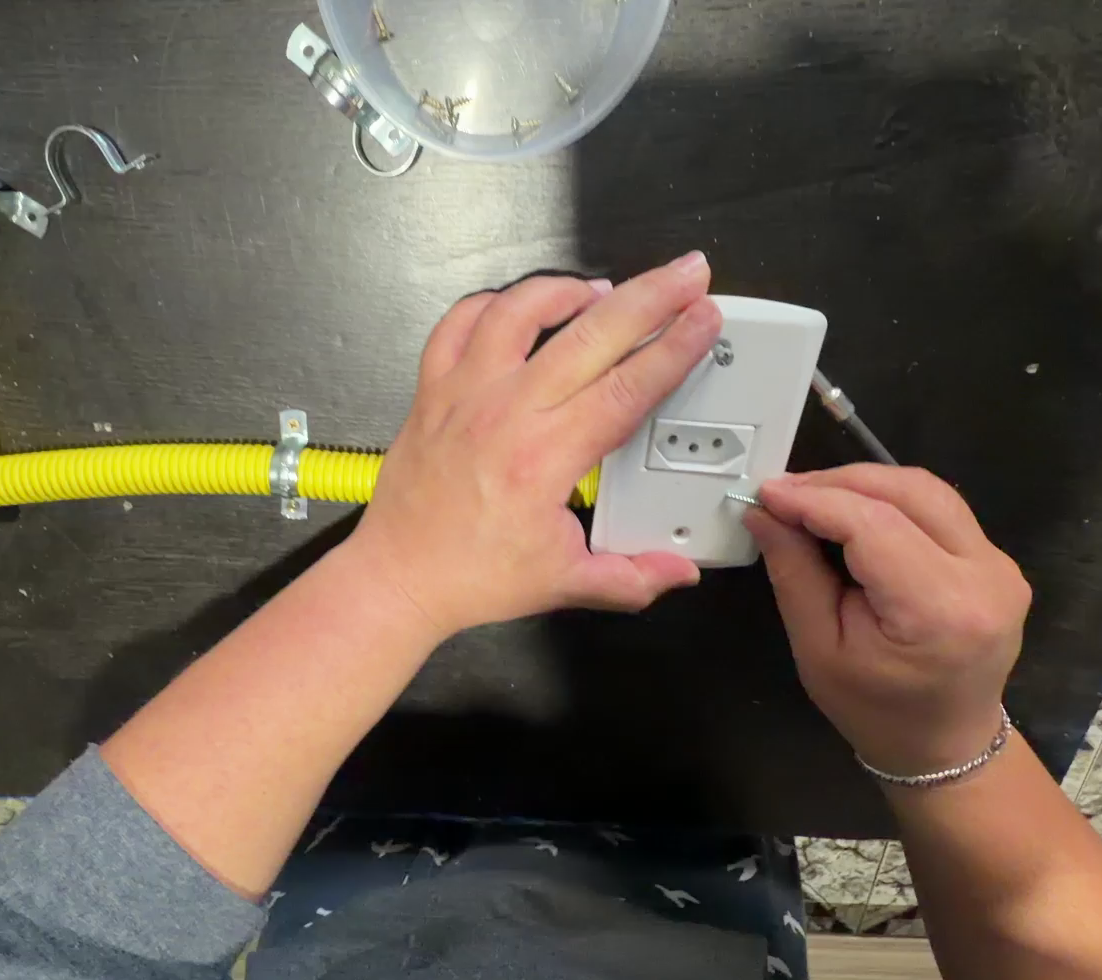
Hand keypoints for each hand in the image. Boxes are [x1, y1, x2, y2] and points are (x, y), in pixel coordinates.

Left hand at [347, 253, 722, 636]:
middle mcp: (505, 412)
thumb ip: (631, 577)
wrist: (398, 576)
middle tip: (685, 273)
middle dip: (650, 296)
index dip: (675, 347)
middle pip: (590, 334)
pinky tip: (516, 306)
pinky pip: (457, 325)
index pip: (628, 387)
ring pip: (518, 310)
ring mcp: (463, 394)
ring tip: (603, 289)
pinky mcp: (432, 393)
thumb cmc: (471, 577)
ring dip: (567, 289)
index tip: (704, 317)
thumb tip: (678, 571)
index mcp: (546, 457)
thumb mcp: (563, 583)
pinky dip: (489, 304)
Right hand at [742, 466, 1031, 776]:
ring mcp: (1000, 565)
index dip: (814, 500)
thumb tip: (762, 513)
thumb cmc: (871, 707)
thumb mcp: (815, 646)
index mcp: (940, 611)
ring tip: (809, 497)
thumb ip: (793, 572)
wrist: (943, 742)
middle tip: (782, 492)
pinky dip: (885, 499)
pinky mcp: (995, 560)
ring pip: (927, 489)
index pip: (873, 525)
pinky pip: (937, 508)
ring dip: (862, 483)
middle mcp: (985, 577)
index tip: (765, 494)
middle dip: (838, 481)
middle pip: (908, 492)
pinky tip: (847, 512)